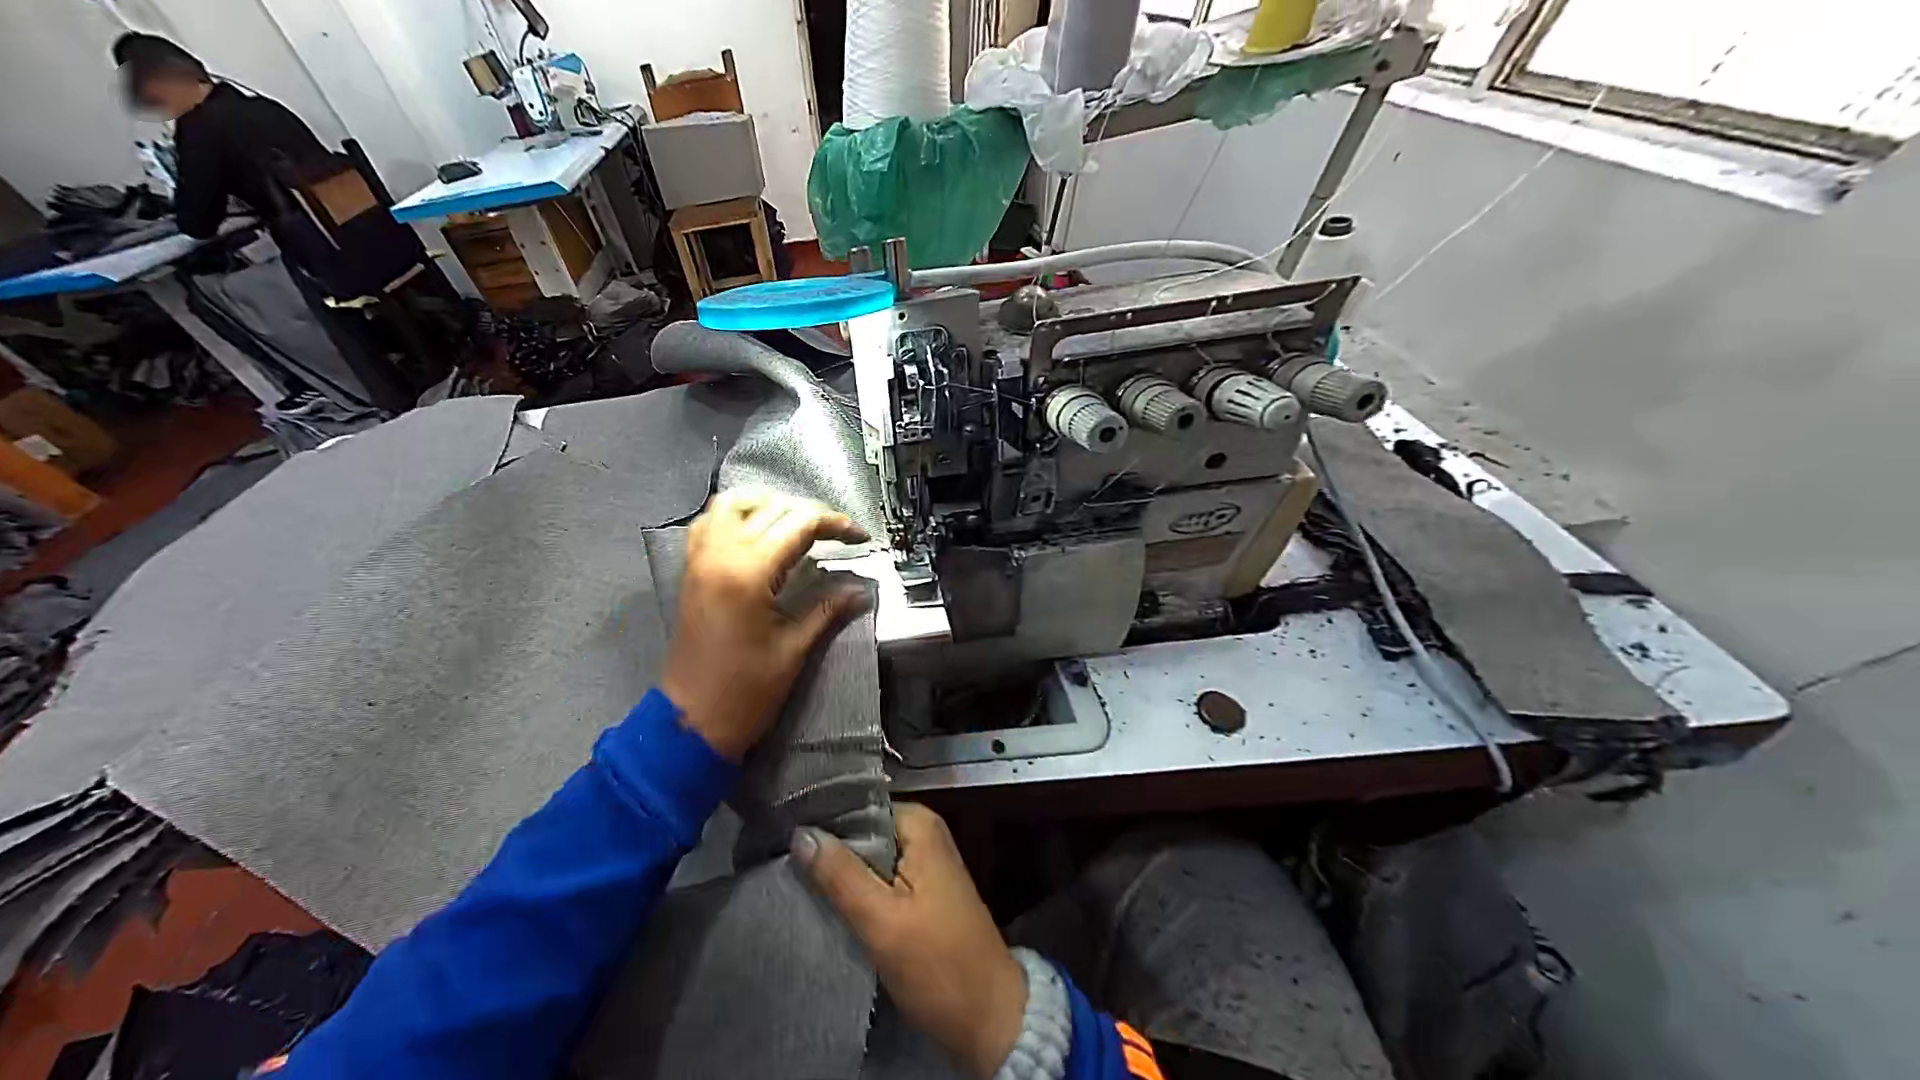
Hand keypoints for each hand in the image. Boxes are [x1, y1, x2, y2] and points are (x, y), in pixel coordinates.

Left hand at [660, 488, 868, 761]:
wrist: (690, 722)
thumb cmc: (745, 692)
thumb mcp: (794, 649)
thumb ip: (827, 608)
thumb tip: (860, 589)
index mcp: (748, 573)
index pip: (799, 524)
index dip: (835, 524)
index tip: (859, 537)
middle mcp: (719, 555)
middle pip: (770, 507)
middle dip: (810, 513)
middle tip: (837, 533)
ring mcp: (699, 560)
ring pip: (732, 504)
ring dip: (769, 504)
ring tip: (798, 522)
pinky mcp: (691, 571)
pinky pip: (708, 523)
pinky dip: (736, 516)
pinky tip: (758, 532)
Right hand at [793, 804, 1026, 1079]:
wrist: (988, 1017)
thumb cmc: (938, 965)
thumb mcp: (882, 921)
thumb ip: (840, 875)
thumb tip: (800, 833)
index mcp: (919, 824)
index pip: (858, 806)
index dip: (823, 821)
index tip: (786, 837)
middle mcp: (923, 832)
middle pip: (861, 830)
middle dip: (828, 849)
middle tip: (786, 864)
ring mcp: (923, 861)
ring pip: (867, 856)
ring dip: (838, 871)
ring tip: (796, 881)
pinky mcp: (919, 890)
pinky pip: (878, 877)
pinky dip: (855, 889)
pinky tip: (826, 901)